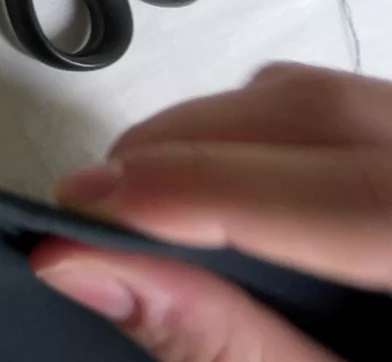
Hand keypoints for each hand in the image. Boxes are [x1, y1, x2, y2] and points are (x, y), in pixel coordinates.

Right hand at [33, 63, 391, 361]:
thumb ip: (228, 349)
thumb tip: (75, 263)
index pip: (371, 202)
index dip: (215, 190)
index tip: (88, 203)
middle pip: (327, 120)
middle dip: (184, 149)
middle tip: (91, 198)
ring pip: (319, 99)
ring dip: (203, 137)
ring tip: (141, 196)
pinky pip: (333, 104)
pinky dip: (247, 136)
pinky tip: (214, 188)